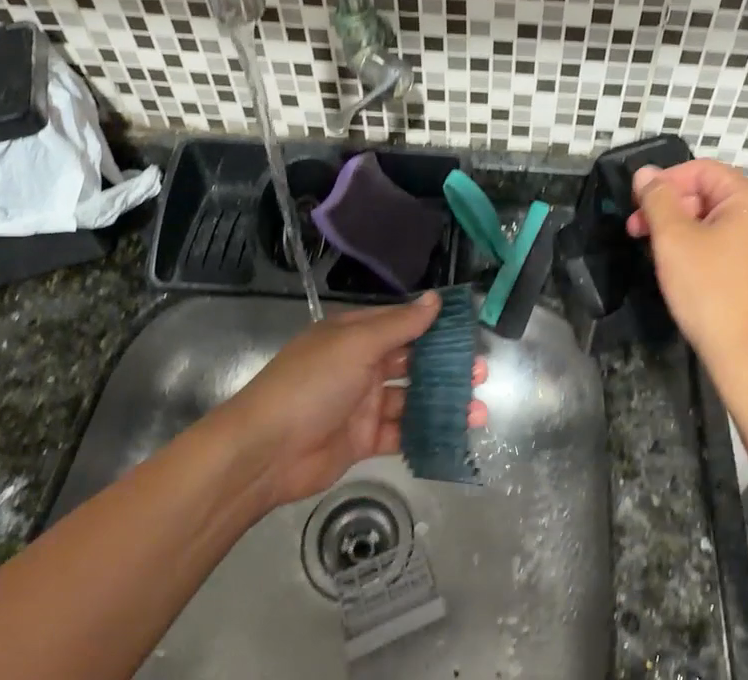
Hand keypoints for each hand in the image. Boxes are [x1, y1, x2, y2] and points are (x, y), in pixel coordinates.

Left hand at [214, 292, 488, 508]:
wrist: (265, 451)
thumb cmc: (311, 385)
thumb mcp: (356, 345)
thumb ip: (400, 325)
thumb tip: (436, 298)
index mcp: (354, 335)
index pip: (402, 324)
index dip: (435, 327)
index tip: (470, 332)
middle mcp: (360, 366)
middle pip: (412, 363)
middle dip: (447, 368)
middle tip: (481, 375)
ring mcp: (361, 404)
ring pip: (411, 400)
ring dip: (443, 404)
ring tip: (478, 412)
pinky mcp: (362, 440)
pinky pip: (400, 433)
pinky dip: (425, 434)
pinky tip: (454, 436)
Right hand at [627, 160, 747, 376]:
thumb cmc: (711, 291)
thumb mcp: (674, 240)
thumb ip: (657, 200)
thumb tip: (646, 173)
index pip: (703, 170)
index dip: (664, 182)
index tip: (635, 206)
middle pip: (712, 194)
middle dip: (671, 207)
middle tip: (637, 231)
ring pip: (721, 223)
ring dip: (684, 230)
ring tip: (657, 253)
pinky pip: (733, 247)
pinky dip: (705, 249)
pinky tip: (685, 272)